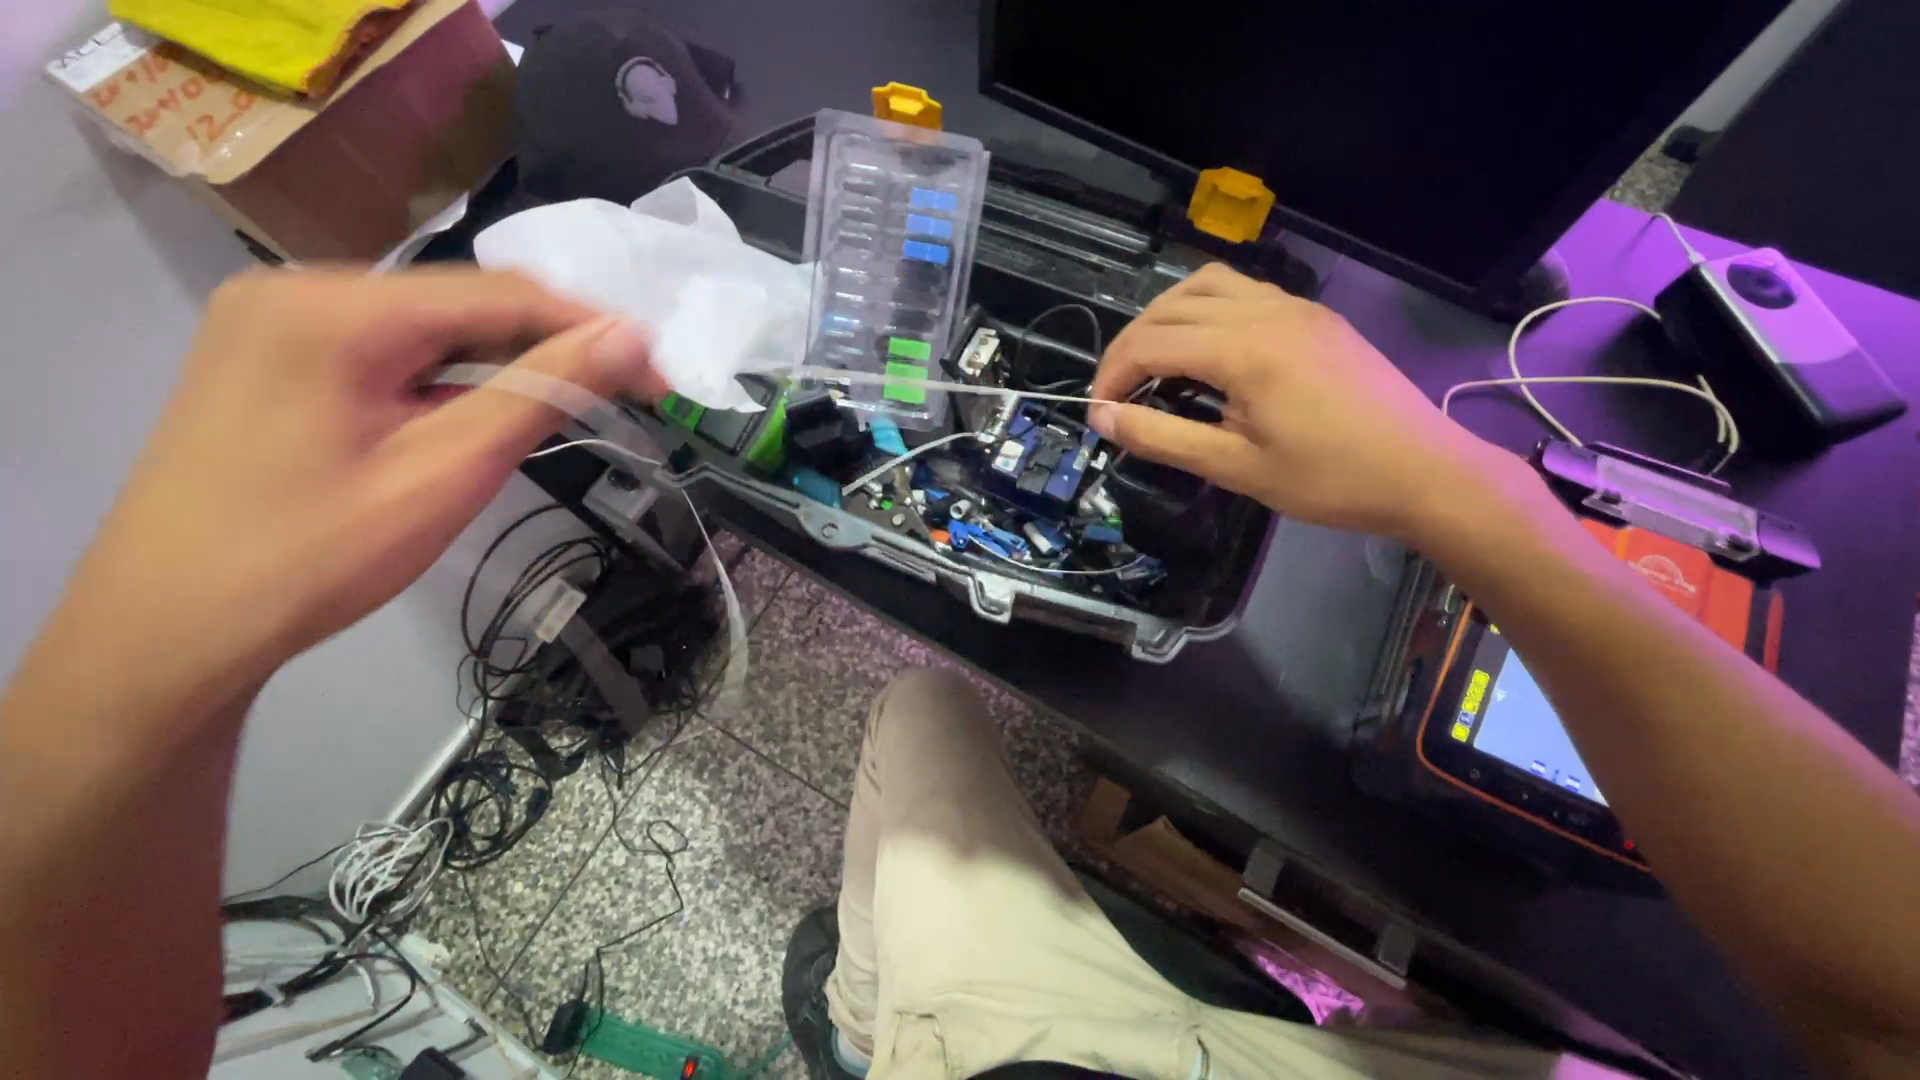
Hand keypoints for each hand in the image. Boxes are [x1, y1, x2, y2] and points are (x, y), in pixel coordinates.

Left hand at [69, 267, 663, 695]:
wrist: (174, 626)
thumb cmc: (320, 552)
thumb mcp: (450, 467)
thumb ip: (545, 391)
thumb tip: (632, 339)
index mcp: (334, 306)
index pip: (500, 294)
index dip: (593, 329)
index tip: (661, 373)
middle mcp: (298, 289)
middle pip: (462, 303)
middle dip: (551, 344)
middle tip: (628, 391)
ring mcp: (276, 321)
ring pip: (428, 326)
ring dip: (504, 361)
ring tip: (572, 401)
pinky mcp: (272, 357)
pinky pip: (389, 349)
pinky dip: (450, 375)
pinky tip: (485, 407)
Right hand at [1087, 263, 1512, 538]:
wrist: (1424, 472)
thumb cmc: (1329, 480)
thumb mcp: (1235, 468)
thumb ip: (1162, 438)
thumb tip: (1103, 419)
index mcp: (1245, 350)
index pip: (1151, 342)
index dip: (1112, 375)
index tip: (1098, 414)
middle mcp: (1266, 311)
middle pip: (1171, 306)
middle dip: (1132, 345)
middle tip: (1119, 393)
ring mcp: (1295, 307)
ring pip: (1207, 285)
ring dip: (1167, 317)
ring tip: (1154, 362)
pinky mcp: (1314, 316)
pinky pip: (1244, 291)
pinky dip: (1206, 310)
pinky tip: (1206, 350)